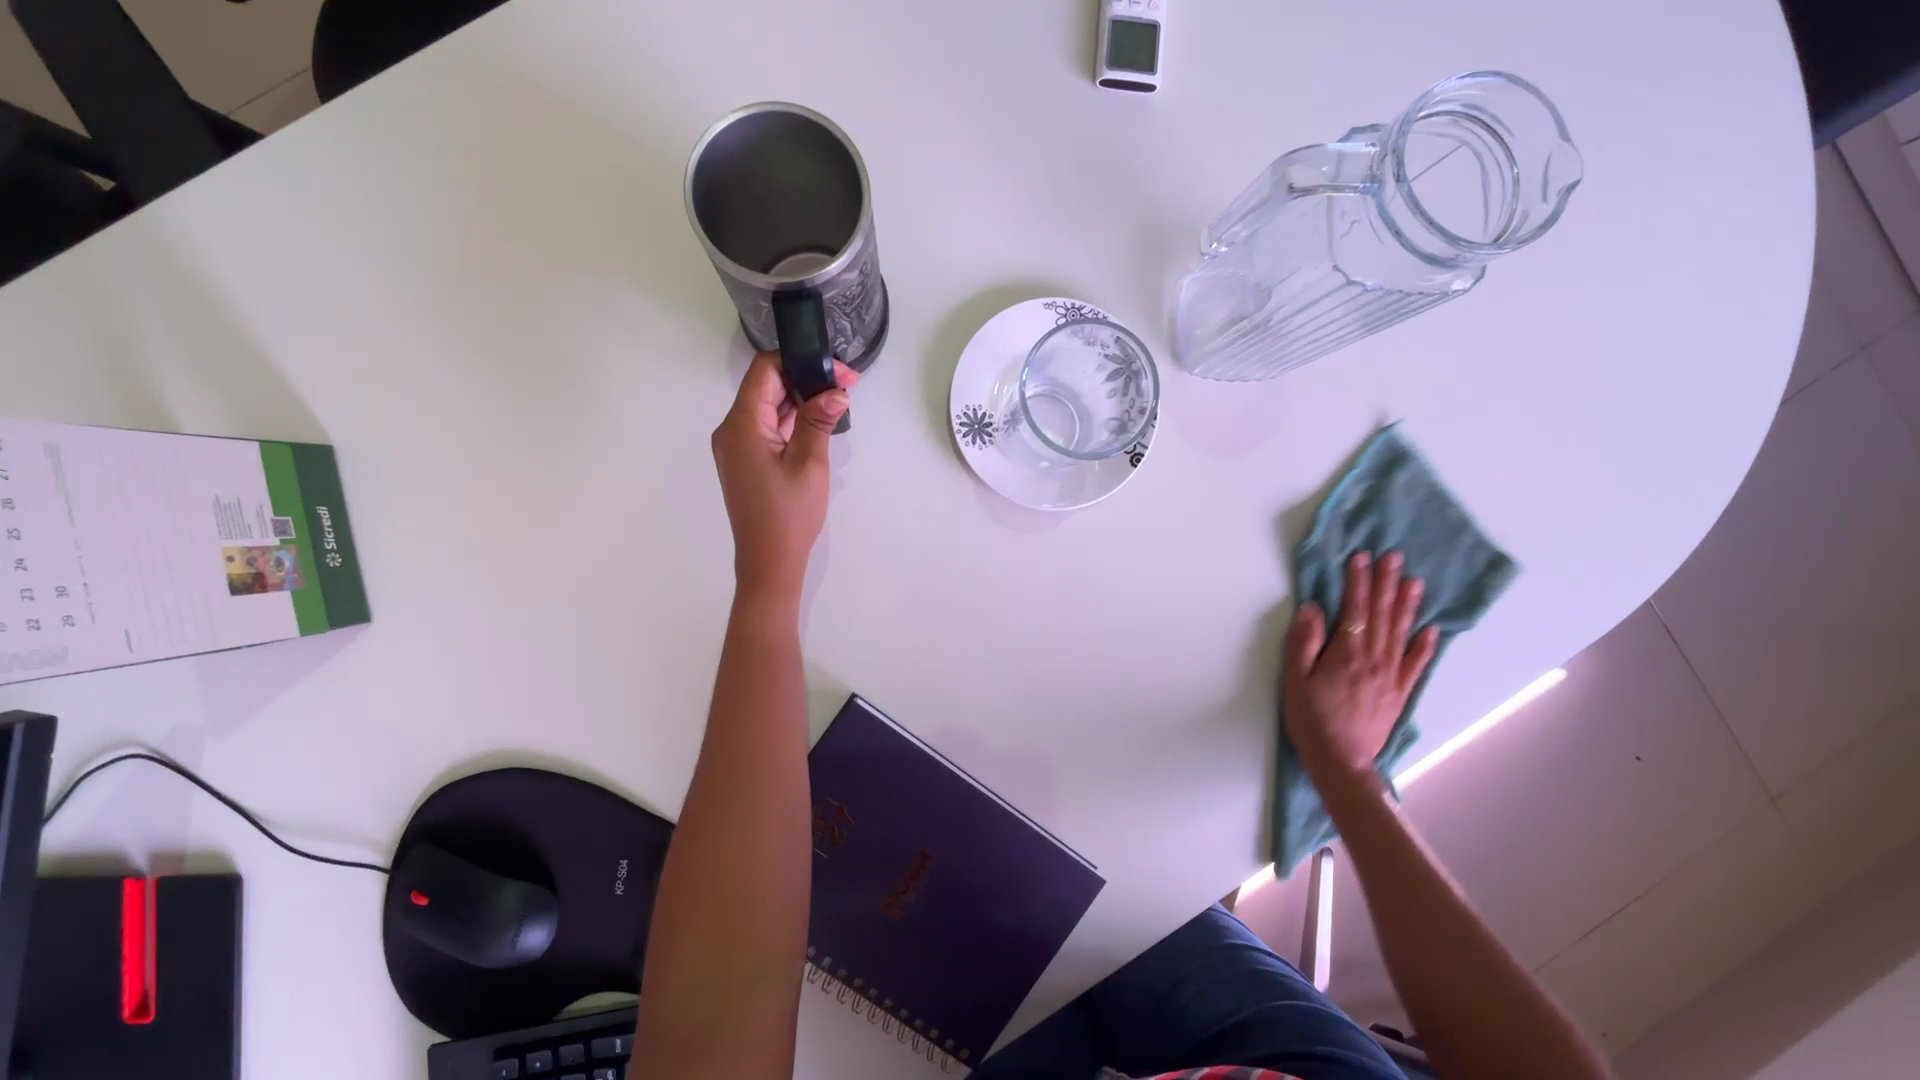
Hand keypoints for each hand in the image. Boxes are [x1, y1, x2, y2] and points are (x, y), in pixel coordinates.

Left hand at [712, 352, 856, 600]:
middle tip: (845, 385)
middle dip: (804, 380)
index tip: (836, 369)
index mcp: (741, 425)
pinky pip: (765, 427)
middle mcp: (731, 430)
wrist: (768, 562)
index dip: (799, 361)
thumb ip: (819, 421)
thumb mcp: (809, 463)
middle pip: (765, 386)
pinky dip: (790, 420)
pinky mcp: (745, 460)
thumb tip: (837, 389)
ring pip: (767, 407)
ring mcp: (735, 446)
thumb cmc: (789, 515)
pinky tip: (817, 423)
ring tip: (836, 402)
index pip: (764, 371)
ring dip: (799, 401)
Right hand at [1283, 551, 1438, 788]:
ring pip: (1400, 632)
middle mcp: (1374, 658)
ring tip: (1413, 581)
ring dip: (1406, 605)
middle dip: (1385, 583)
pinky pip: (1415, 663)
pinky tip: (1430, 629)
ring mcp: (1391, 675)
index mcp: (1347, 652)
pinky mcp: (1399, 692)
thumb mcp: (1295, 679)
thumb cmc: (1311, 719)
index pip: (1354, 608)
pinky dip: (1424, 644)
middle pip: (1381, 614)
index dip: (1357, 581)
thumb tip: (1313, 609)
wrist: (1341, 760)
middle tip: (1393, 557)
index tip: (1361, 557)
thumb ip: (1304, 642)